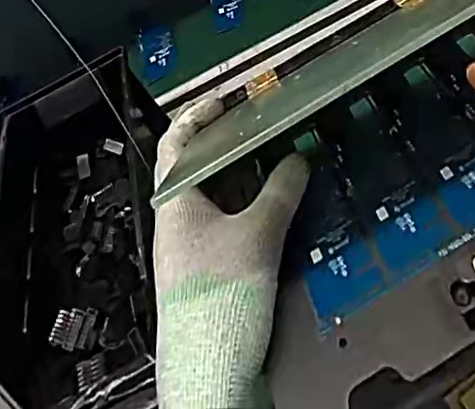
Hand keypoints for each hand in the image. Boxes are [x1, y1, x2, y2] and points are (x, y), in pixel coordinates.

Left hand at [153, 95, 308, 408]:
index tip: (223, 98)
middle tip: (259, 124)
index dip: (197, 113)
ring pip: (216, 194)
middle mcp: (178, 220)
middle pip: (198, 165)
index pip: (176, 141)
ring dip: (242, 173)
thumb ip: (281, 191)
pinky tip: (274, 204)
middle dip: (229, 142)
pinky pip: (228, 220)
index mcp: (176, 202)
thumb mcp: (258, 234)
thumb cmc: (219, 304)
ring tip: (274, 156)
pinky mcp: (210, 269)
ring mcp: (193, 246)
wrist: (212, 376)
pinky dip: (249, 204)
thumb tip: (298, 160)